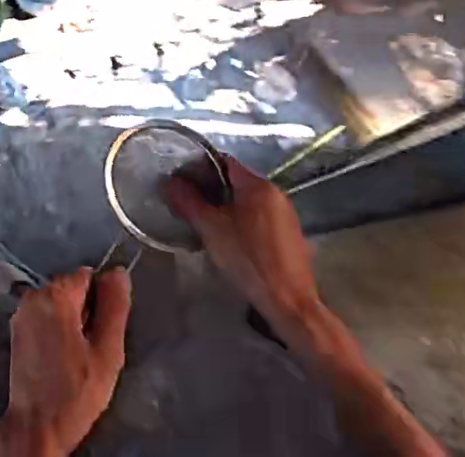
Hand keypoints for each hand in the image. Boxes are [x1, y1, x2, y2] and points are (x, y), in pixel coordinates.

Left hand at [0, 266, 130, 456]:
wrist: (37, 425)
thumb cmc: (76, 392)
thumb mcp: (107, 352)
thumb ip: (115, 308)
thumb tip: (118, 272)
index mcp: (54, 295)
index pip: (87, 276)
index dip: (101, 300)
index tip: (104, 328)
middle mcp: (33, 294)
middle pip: (70, 288)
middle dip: (85, 310)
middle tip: (92, 347)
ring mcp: (21, 311)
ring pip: (56, 302)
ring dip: (70, 319)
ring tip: (76, 355)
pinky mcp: (15, 328)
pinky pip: (43, 315)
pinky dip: (54, 327)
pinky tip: (60, 357)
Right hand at [166, 154, 322, 332]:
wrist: (289, 303)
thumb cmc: (248, 259)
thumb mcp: (210, 228)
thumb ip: (188, 200)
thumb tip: (172, 182)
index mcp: (258, 185)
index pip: (224, 161)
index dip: (201, 167)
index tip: (185, 181)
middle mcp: (276, 193)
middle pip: (237, 180)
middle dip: (213, 188)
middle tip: (192, 203)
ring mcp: (287, 214)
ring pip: (249, 200)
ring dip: (228, 205)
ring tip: (209, 222)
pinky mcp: (291, 234)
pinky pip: (261, 216)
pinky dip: (244, 220)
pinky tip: (233, 238)